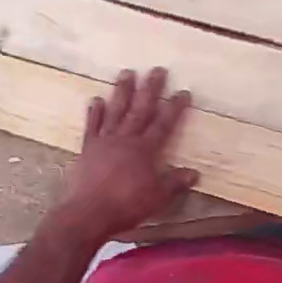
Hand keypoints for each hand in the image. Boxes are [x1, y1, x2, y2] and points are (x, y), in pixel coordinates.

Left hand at [47, 68, 198, 246]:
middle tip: (157, 69)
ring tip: (127, 73)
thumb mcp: (158, 197)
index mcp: (145, 150)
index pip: (163, 124)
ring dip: (122, 92)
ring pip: (116, 112)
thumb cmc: (127, 205)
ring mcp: (104, 142)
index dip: (174, 108)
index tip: (183, 92)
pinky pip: (92, 127)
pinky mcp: (88, 150)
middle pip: (140, 110)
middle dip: (150, 89)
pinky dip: (94, 113)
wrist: (89, 212)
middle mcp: (125, 140)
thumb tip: (194, 173)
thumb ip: (174, 183)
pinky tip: (96, 100)